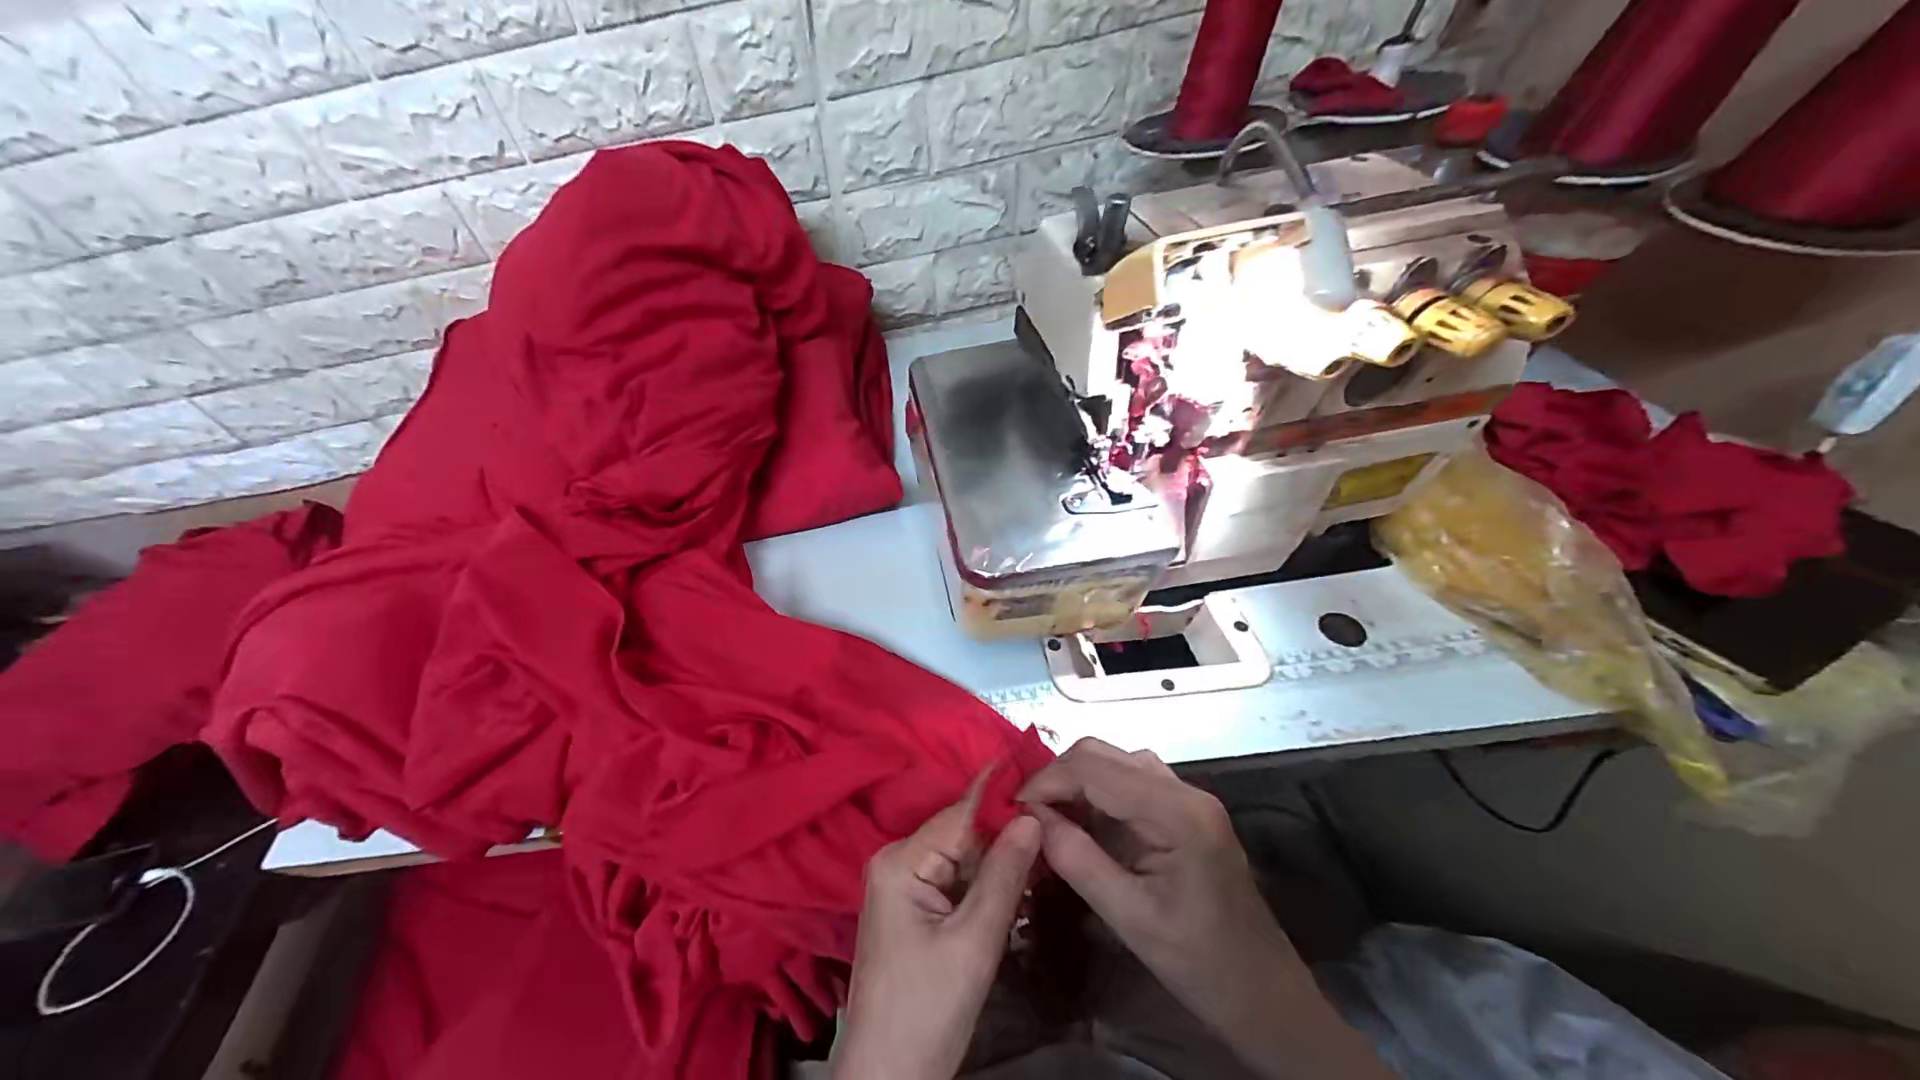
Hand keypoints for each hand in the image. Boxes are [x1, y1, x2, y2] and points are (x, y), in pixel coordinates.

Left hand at [832, 769, 1041, 1079]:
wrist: (888, 1079)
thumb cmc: (928, 1010)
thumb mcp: (974, 942)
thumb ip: (1004, 875)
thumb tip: (1032, 816)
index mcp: (901, 860)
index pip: (962, 813)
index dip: (1005, 800)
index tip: (1048, 786)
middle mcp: (896, 860)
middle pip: (962, 833)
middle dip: (1007, 834)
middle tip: (1058, 832)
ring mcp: (901, 884)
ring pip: (962, 857)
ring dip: (1000, 861)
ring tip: (1047, 857)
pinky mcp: (911, 907)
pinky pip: (954, 879)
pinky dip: (985, 883)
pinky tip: (1018, 887)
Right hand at [1018, 738, 1391, 1079]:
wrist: (1263, 991)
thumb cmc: (1199, 962)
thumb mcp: (1129, 917)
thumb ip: (1076, 859)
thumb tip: (1029, 818)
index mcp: (1177, 812)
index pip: (1095, 769)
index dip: (1047, 780)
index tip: (1012, 806)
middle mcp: (1185, 790)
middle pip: (1105, 754)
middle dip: (1058, 775)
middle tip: (1026, 811)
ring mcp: (1189, 797)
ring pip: (1116, 762)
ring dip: (1077, 780)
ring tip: (1048, 814)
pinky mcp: (1185, 811)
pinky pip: (1131, 781)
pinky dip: (1098, 791)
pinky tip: (1082, 819)